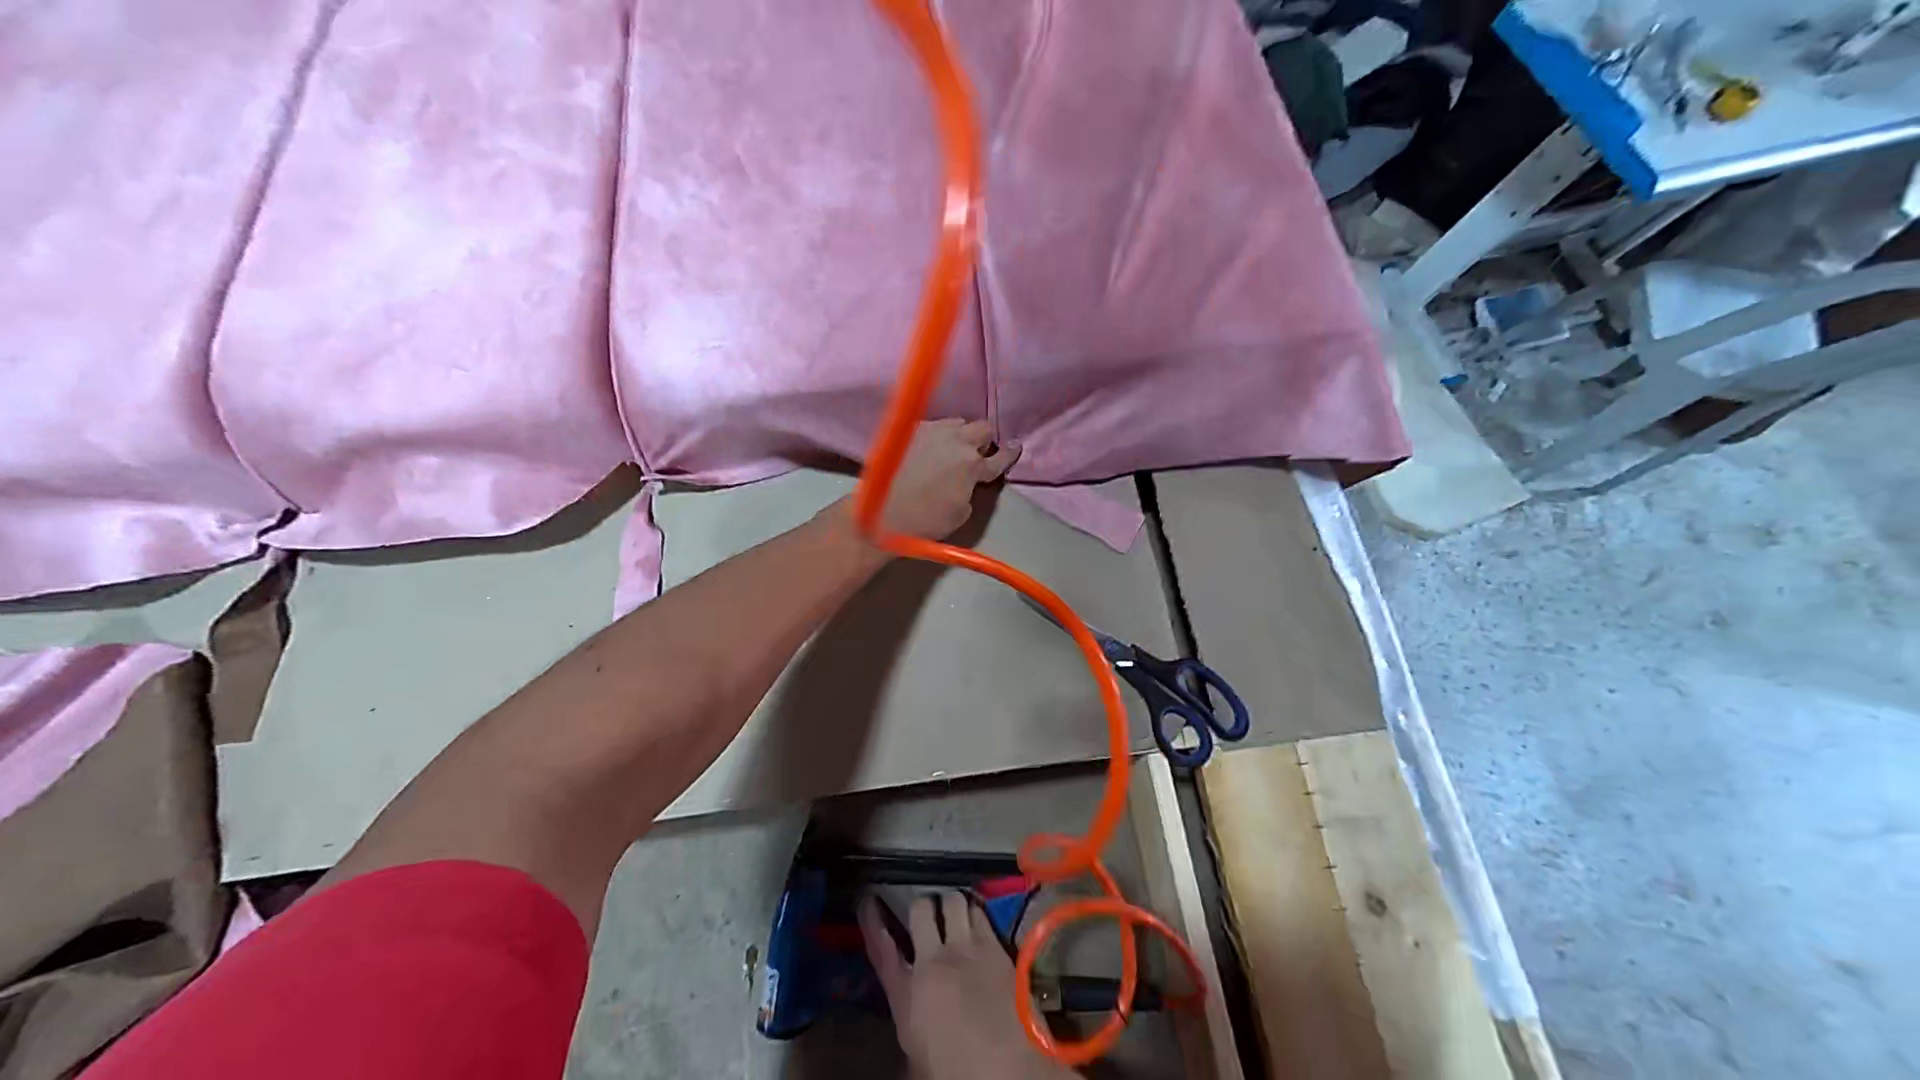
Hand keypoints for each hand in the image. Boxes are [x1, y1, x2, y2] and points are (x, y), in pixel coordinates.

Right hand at [860, 892, 1072, 1079]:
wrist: (1008, 1071)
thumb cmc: (955, 1072)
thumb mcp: (916, 1051)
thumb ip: (909, 1016)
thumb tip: (910, 1009)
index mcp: (906, 992)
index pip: (880, 946)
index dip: (872, 920)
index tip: (869, 901)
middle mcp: (933, 961)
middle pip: (920, 909)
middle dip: (921, 905)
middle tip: (926, 912)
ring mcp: (966, 949)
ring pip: (953, 900)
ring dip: (950, 903)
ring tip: (952, 911)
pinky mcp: (995, 948)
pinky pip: (980, 912)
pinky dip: (975, 911)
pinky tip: (977, 920)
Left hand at [876, 419, 1020, 540]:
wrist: (881, 510)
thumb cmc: (925, 520)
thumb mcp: (960, 513)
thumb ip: (969, 490)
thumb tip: (965, 481)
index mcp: (973, 466)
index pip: (999, 458)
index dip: (1009, 455)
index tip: (1015, 447)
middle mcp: (957, 442)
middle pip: (982, 428)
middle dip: (984, 439)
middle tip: (978, 452)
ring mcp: (933, 431)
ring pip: (957, 423)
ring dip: (960, 434)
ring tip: (951, 448)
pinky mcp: (911, 429)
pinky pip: (933, 426)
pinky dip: (936, 435)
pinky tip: (928, 448)